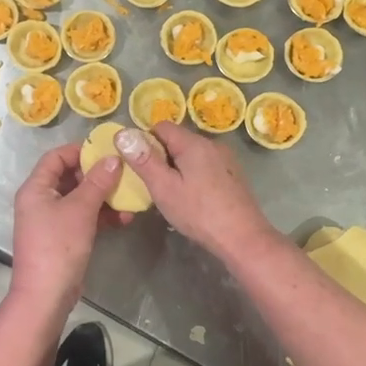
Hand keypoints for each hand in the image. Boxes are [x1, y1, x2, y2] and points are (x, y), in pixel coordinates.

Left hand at [9, 144, 128, 304]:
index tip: (106, 150)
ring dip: (103, 197)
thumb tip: (113, 159)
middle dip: (96, 175)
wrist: (46, 295)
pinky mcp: (62, 237)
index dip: (79, 151)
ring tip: (129, 197)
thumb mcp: (80, 210)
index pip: (55, 157)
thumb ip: (97, 182)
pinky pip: (82, 218)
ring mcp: (51, 220)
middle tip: (123, 173)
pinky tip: (124, 218)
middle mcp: (40, 200)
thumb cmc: (58, 245)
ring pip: (79, 199)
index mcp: (35, 188)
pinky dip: (100, 216)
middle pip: (69, 177)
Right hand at [117, 123, 283, 257]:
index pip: (161, 127)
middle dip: (161, 157)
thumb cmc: (199, 212)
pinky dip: (193, 176)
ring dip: (177, 168)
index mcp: (194, 143)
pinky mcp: (233, 175)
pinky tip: (193, 199)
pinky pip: (205, 166)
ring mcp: (226, 160)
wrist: (243, 238)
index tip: (139, 166)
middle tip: (153, 184)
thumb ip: (142, 160)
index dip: (145, 142)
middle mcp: (212, 144)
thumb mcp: (163, 187)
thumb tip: (122, 134)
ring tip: (172, 194)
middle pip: (177, 140)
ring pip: (191, 155)